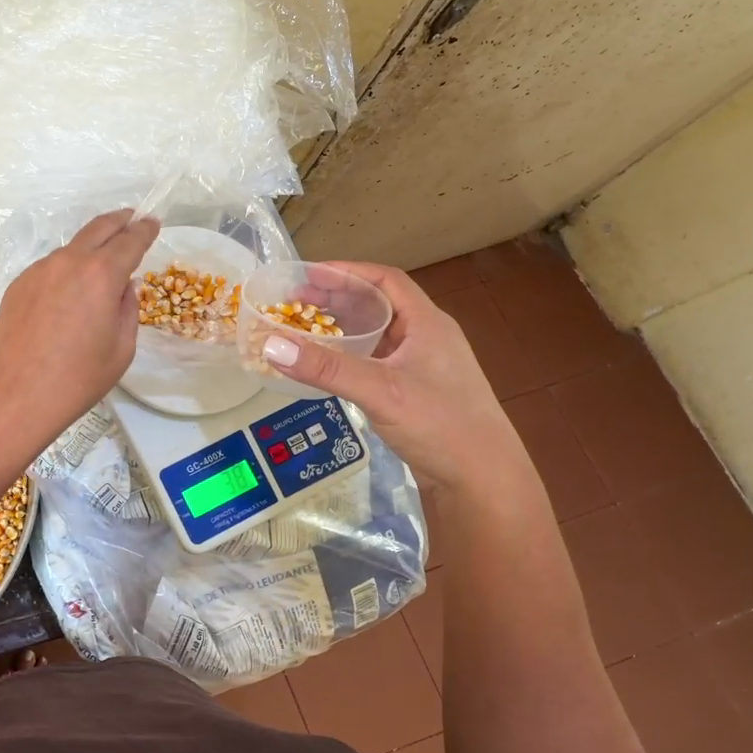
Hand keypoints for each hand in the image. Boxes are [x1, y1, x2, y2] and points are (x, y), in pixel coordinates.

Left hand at [0, 209, 159, 444]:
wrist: (18, 394)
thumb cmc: (78, 378)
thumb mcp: (121, 348)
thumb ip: (128, 308)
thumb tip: (124, 286)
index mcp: (101, 275)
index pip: (130, 241)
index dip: (144, 230)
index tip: (152, 223)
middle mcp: (68, 262)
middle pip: (98, 229)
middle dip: (119, 222)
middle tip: (131, 218)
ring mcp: (38, 271)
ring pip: (70, 250)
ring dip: (89, 249)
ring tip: (99, 263)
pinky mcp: (18, 286)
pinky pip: (49, 269)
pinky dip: (64, 271)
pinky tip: (67, 293)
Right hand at [259, 262, 532, 495]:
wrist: (482, 480)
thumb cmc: (440, 425)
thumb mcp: (380, 391)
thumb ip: (326, 368)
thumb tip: (270, 344)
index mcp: (427, 323)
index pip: (385, 280)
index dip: (346, 272)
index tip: (307, 275)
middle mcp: (426, 337)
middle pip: (378, 304)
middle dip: (336, 298)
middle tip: (294, 301)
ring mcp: (422, 366)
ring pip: (376, 333)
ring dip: (341, 327)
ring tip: (303, 328)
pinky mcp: (415, 391)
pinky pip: (375, 360)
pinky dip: (348, 355)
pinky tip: (327, 365)